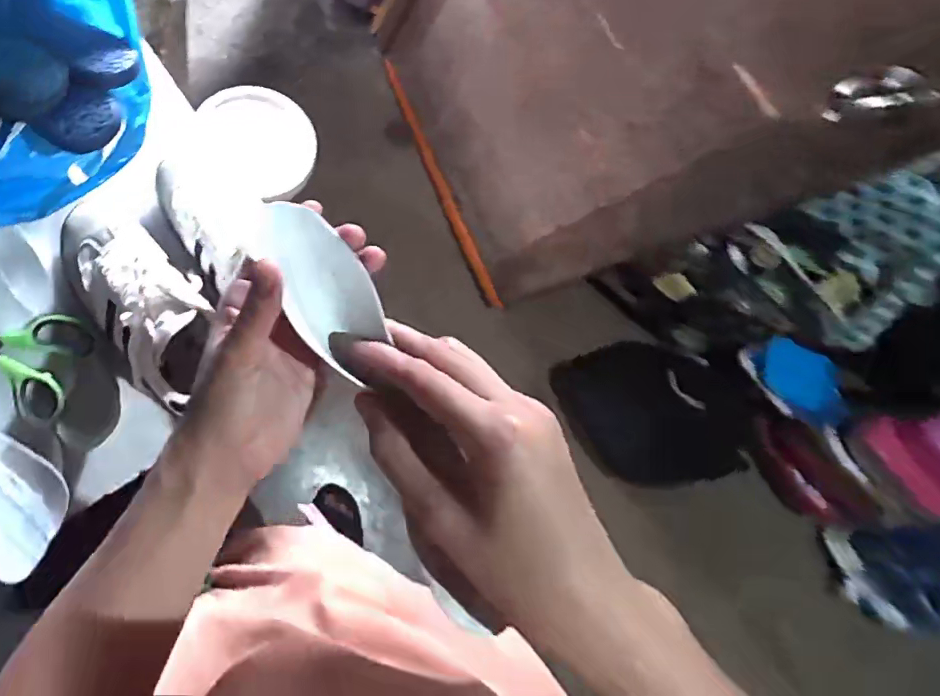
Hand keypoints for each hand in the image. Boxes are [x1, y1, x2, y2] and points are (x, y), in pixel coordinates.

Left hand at [172, 204, 386, 497]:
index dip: (289, 237)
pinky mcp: (311, 367)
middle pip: (302, 278)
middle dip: (327, 254)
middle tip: (356, 234)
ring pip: (322, 302)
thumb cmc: (222, 399)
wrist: (230, 456)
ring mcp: (292, 342)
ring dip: (345, 280)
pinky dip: (353, 318)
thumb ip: (256, 311)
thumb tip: (271, 260)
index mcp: (243, 306)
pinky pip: (334, 335)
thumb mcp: (237, 352)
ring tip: (375, 257)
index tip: (314, 214)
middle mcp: (269, 318)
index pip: (267, 261)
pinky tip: (375, 303)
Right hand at [347, 323, 641, 647]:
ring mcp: (533, 409)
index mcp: (493, 432)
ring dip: (424, 353)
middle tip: (360, 336)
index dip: (381, 357)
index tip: (347, 342)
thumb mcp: (439, 520)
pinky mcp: (538, 420)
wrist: (592, 603)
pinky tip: (422, 385)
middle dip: (402, 342)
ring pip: (467, 361)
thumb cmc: (510, 572)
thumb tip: (366, 401)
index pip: (424, 376)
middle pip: (448, 355)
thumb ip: (395, 454)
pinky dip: (447, 372)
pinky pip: (482, 379)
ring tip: (383, 353)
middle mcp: (517, 405)